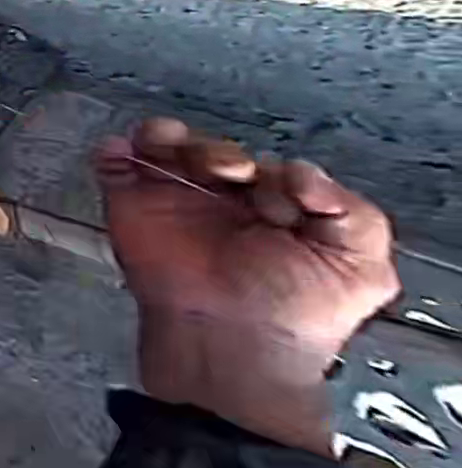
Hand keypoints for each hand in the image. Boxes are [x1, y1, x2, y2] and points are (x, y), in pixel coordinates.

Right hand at [97, 117, 399, 455]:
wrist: (230, 332)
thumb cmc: (295, 306)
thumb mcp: (359, 269)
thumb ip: (352, 215)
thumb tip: (299, 170)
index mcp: (269, 205)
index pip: (267, 165)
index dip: (276, 174)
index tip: (285, 205)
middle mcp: (217, 195)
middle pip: (208, 146)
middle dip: (219, 151)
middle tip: (230, 174)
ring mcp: (167, 193)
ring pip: (157, 141)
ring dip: (163, 135)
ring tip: (173, 151)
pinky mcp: (125, 198)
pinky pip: (109, 162)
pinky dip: (110, 150)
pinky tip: (123, 154)